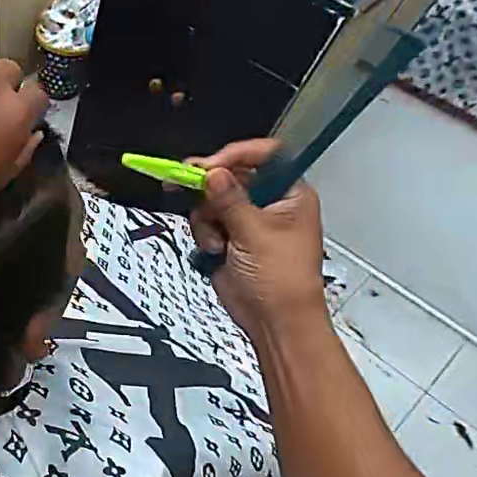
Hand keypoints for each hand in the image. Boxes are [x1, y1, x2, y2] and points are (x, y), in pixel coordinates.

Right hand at [189, 140, 326, 334]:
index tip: (211, 164)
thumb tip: (212, 173)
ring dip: (207, 219)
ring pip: (214, 201)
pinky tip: (214, 251)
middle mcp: (269, 203)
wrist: (274, 321)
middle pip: (233, 176)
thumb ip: (230, 199)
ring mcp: (248, 222)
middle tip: (185, 181)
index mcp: (290, 194)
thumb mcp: (256, 232)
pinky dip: (205, 235)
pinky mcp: (230, 240)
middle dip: (212, 187)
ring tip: (217, 242)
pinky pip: (207, 223)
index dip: (237, 155)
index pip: (265, 156)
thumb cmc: (283, 280)